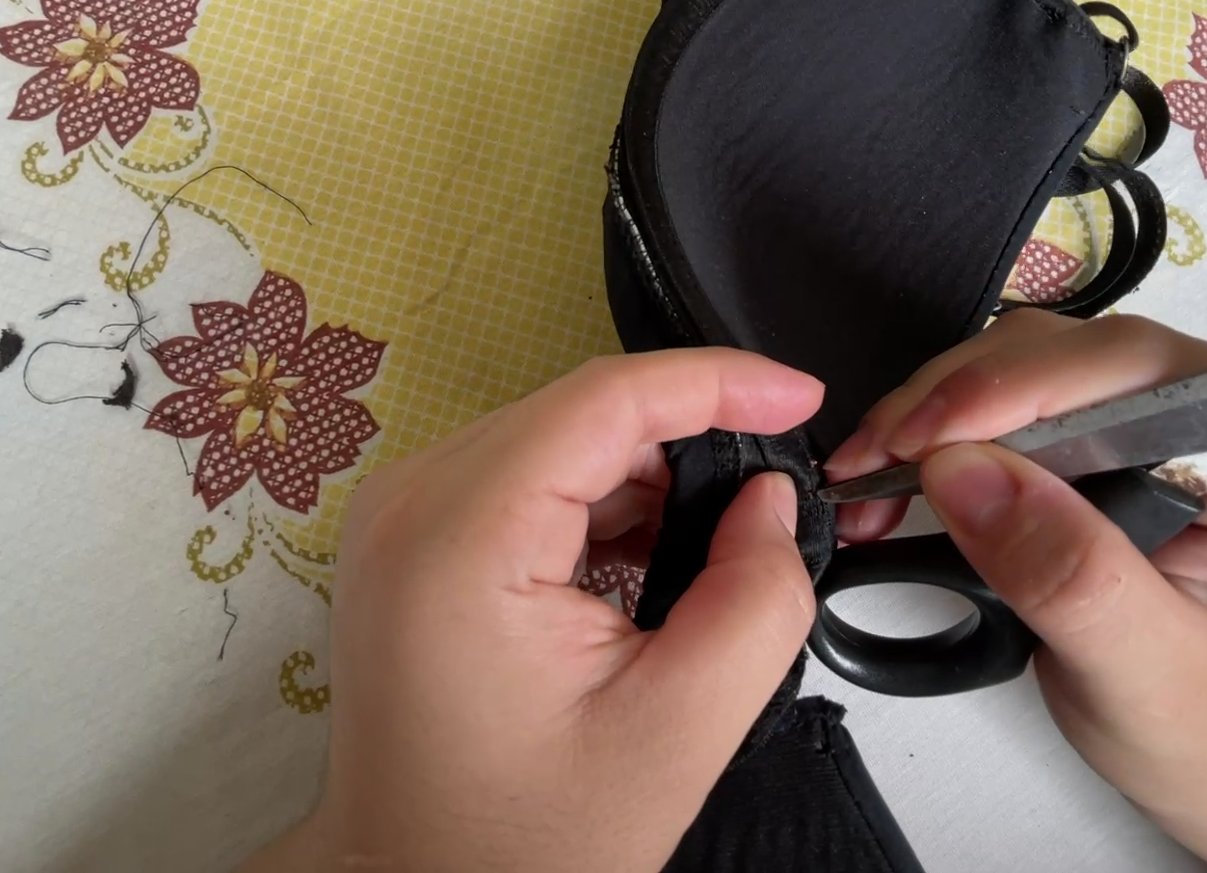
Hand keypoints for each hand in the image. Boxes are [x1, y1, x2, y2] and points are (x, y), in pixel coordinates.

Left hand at [245, 349, 822, 872]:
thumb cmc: (523, 837)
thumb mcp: (676, 732)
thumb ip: (754, 600)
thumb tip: (768, 498)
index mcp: (460, 538)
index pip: (603, 400)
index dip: (714, 381)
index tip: (798, 396)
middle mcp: (414, 497)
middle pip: (582, 410)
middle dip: (688, 434)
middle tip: (760, 495)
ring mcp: (409, 504)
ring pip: (564, 432)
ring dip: (647, 471)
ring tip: (699, 548)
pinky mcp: (422, 523)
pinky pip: (535, 467)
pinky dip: (604, 494)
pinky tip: (642, 555)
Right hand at [827, 310, 1206, 870]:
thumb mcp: (1163, 686)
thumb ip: (1072, 578)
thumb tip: (956, 470)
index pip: (1139, 373)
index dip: (1019, 390)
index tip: (920, 444)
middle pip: (1060, 357)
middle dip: (949, 403)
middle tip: (867, 465)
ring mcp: (1144, 423)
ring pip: (1010, 370)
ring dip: (925, 416)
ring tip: (864, 476)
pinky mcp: (1086, 446)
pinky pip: (991, 409)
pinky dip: (926, 437)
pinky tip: (887, 476)